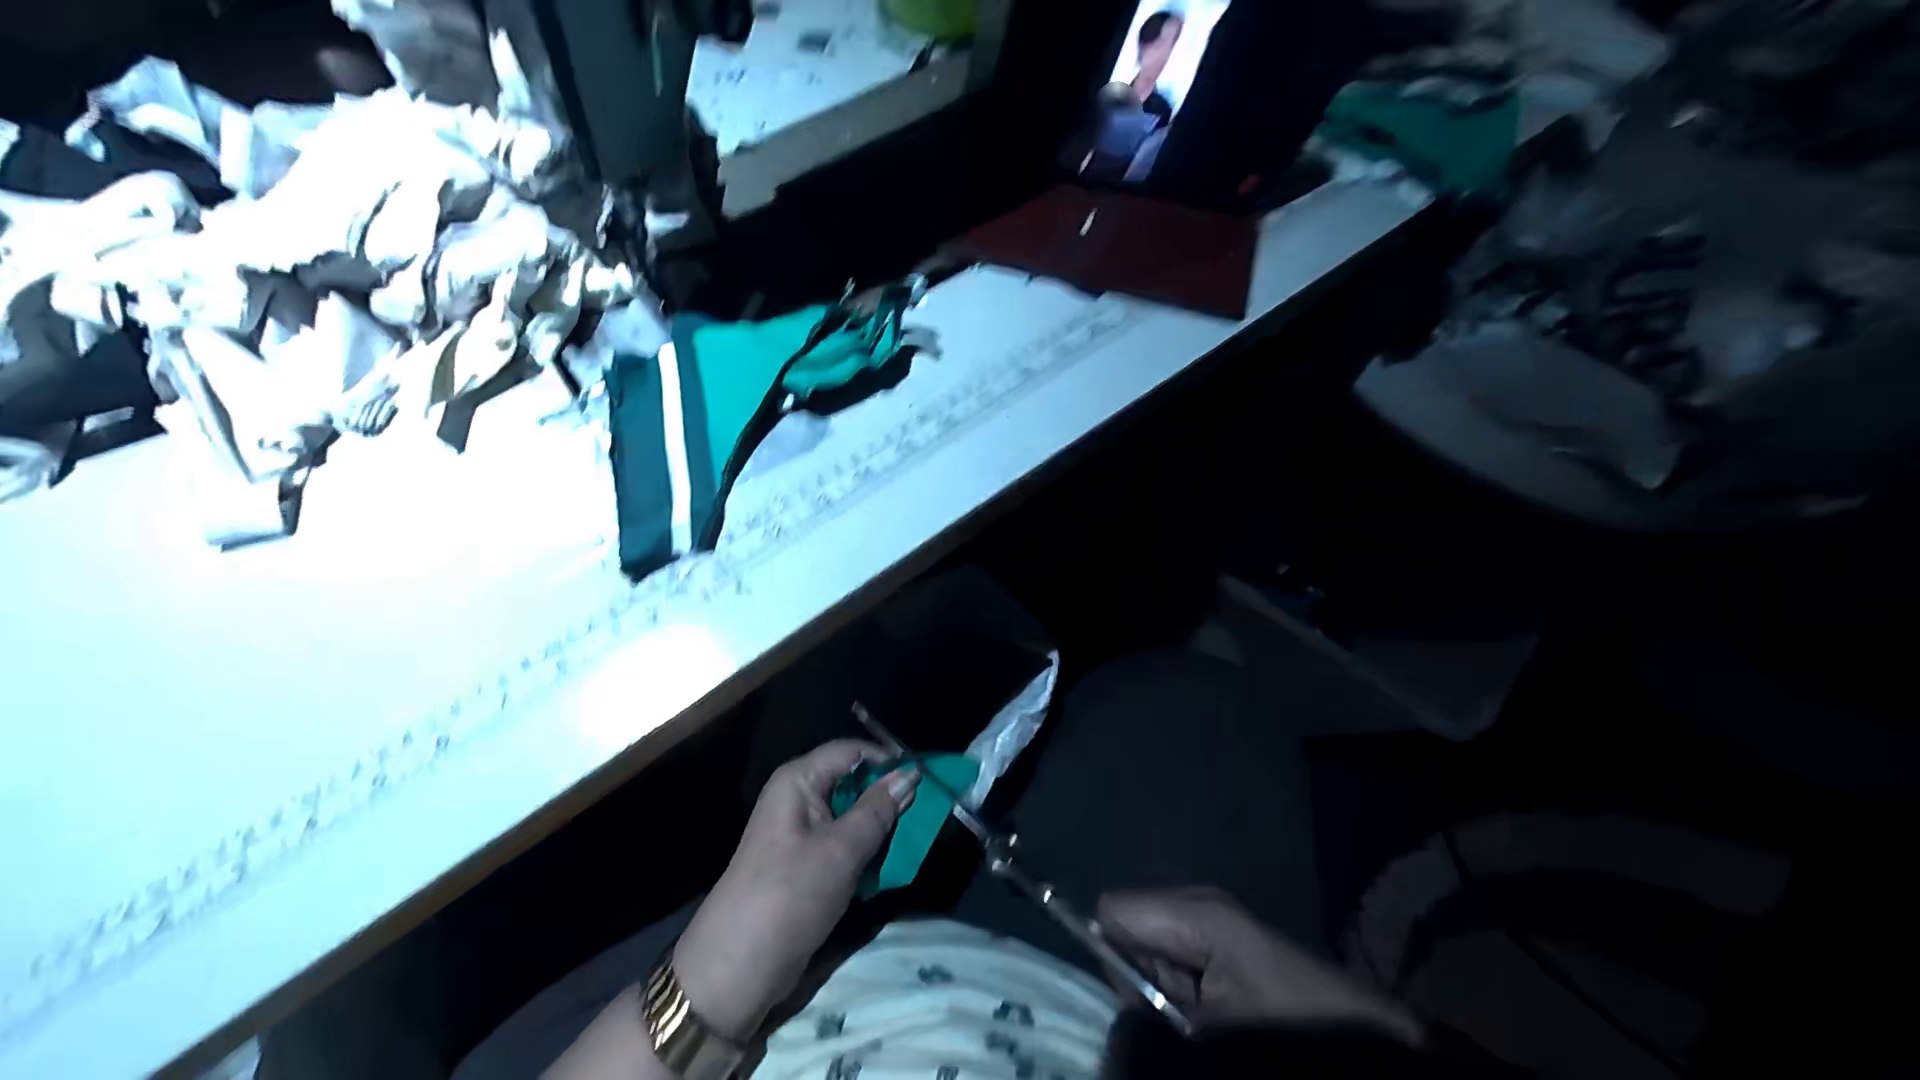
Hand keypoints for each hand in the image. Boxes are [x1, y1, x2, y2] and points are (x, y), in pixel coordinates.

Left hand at [671, 741, 917, 1039]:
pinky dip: (866, 849)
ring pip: (851, 814)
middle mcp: (798, 797)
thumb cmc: (791, 894)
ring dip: (880, 827)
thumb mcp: (842, 849)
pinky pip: (843, 841)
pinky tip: (887, 866)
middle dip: (887, 796)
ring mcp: (799, 831)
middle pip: (852, 781)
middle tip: (924, 814)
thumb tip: (910, 775)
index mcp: (798, 780)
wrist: (737, 967)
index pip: (851, 752)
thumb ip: (879, 809)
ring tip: (910, 841)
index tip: (926, 779)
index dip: (887, 760)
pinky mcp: (804, 861)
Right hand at [1098, 887, 1420, 1043]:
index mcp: (1193, 912)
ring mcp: (1209, 913)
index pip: (1111, 911)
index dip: (1111, 954)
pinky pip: (1173, 950)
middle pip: (1126, 924)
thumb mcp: (1214, 1031)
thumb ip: (1149, 1010)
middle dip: (1138, 973)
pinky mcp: (1220, 931)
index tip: (1142, 997)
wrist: (1365, 1038)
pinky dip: (1180, 982)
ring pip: (1148, 942)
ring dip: (1160, 983)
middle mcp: (1195, 899)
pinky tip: (1213, 1007)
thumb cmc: (1289, 1029)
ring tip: (1203, 1014)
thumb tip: (1112, 1011)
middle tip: (1180, 1012)